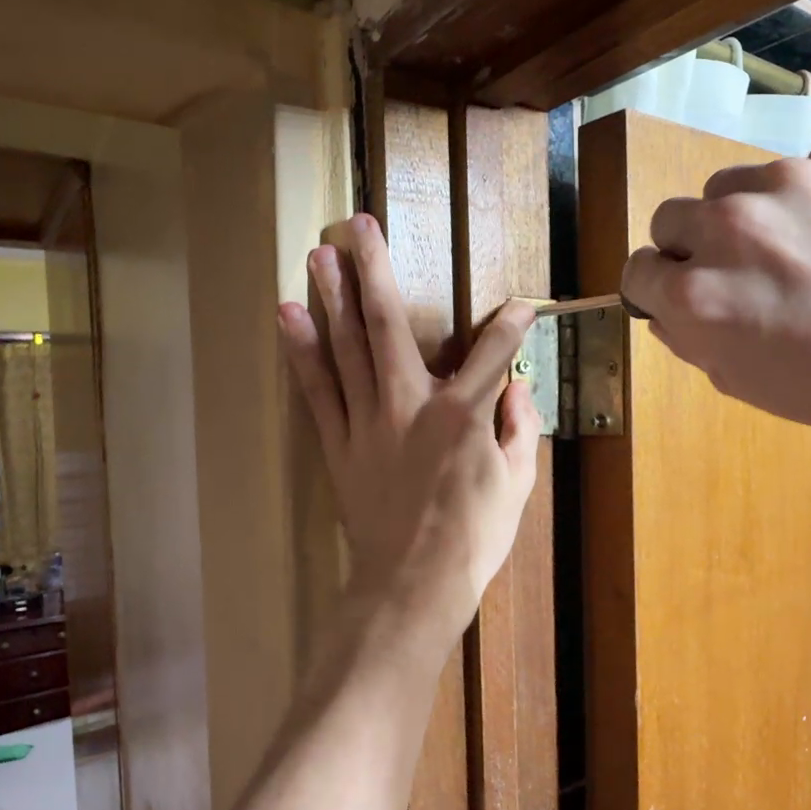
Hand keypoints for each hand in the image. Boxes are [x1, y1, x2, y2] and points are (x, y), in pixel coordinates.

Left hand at [279, 215, 541, 654]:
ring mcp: (368, 421)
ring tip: (319, 254)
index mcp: (463, 414)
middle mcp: (410, 403)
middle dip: (374, 270)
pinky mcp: (339, 444)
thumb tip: (517, 387)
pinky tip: (290, 316)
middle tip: (357, 226)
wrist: (413, 583)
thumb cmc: (474, 536)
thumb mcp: (518, 484)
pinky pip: (318, 390)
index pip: (493, 352)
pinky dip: (302, 352)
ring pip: (346, 347)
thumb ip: (520, 428)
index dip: (511, 324)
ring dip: (333, 297)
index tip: (521, 306)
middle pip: (389, 325)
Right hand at [620, 140, 810, 475]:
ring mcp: (788, 182)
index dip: (658, 288)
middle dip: (694, 249)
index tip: (682, 296)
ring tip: (800, 253)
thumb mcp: (738, 381)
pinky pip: (799, 171)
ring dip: (746, 217)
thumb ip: (687, 336)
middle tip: (742, 276)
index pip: (637, 270)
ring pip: (730, 186)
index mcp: (698, 293)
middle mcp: (729, 227)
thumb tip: (664, 303)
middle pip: (672, 218)